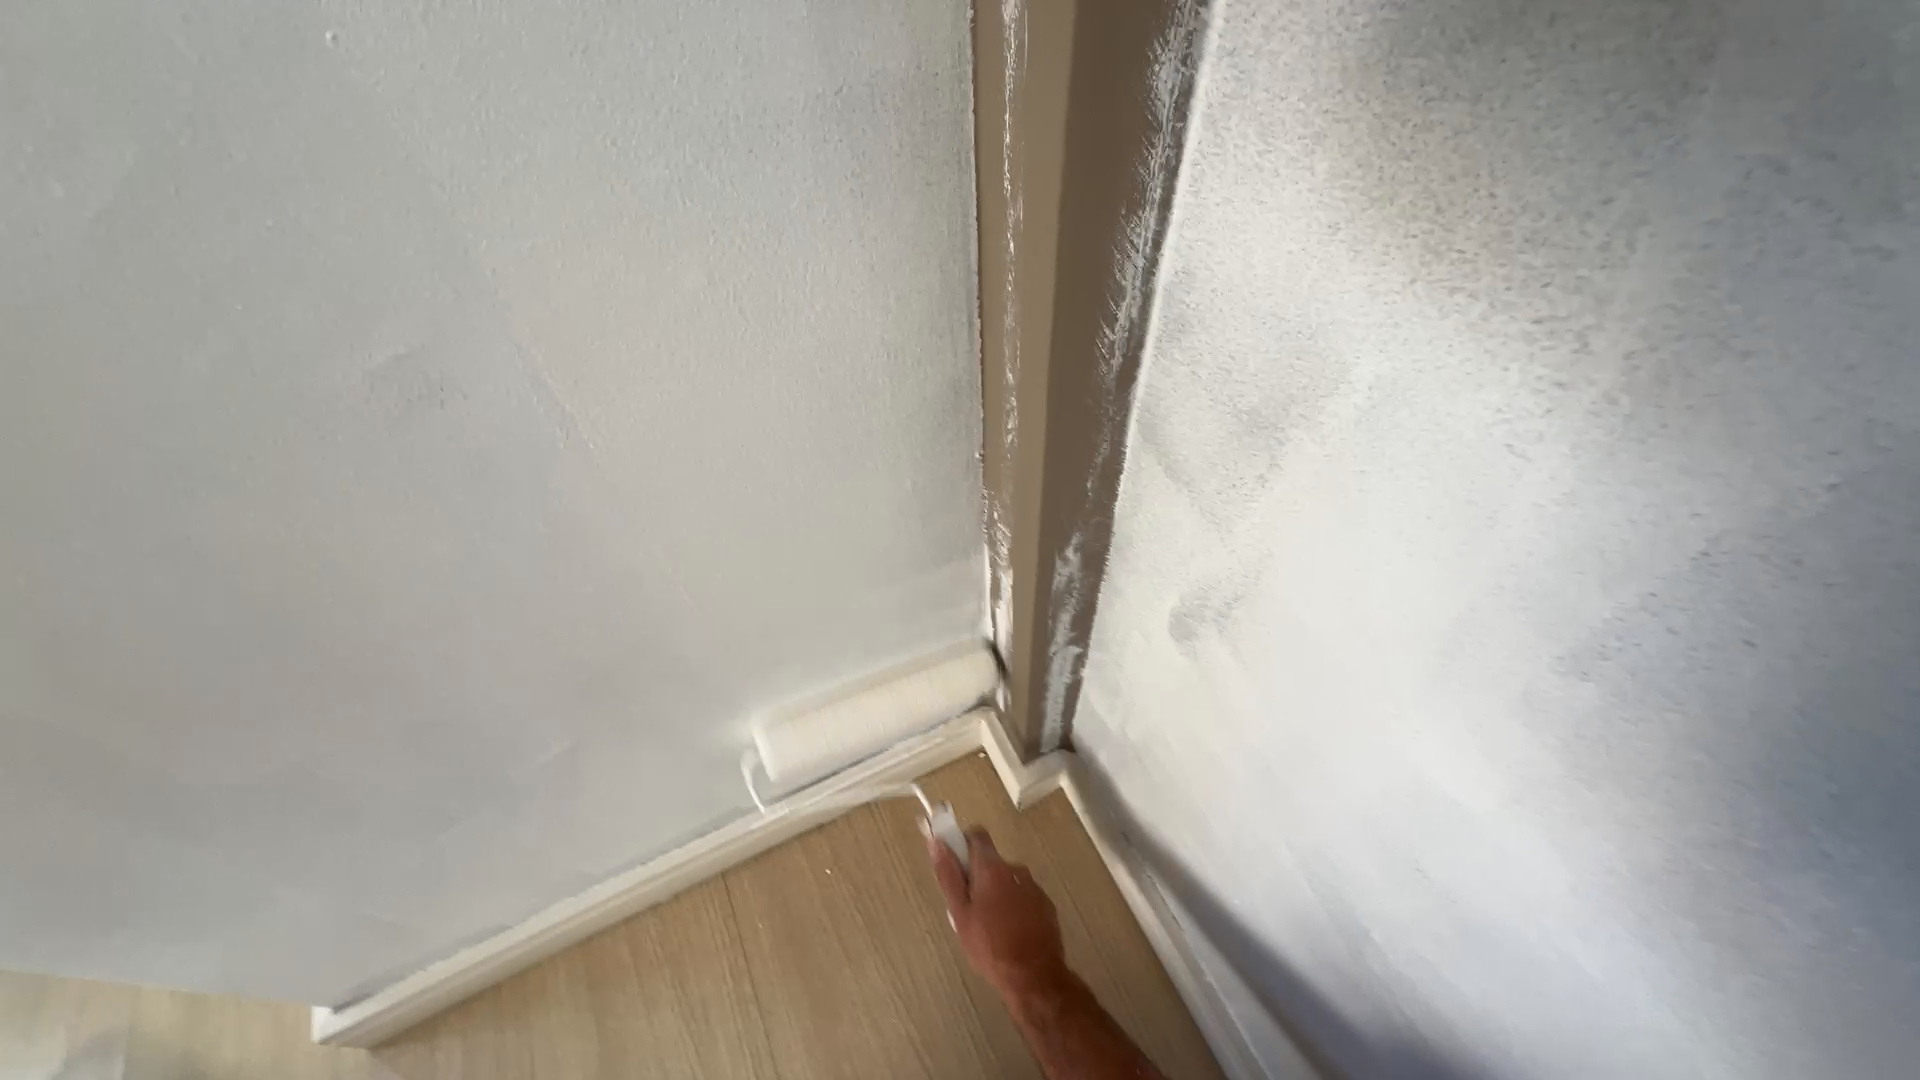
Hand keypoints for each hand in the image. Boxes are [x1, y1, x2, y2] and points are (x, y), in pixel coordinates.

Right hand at [927, 825, 1068, 1000]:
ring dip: (997, 894)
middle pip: (991, 862)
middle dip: (979, 879)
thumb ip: (948, 875)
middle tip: (969, 910)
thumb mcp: (960, 913)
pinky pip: (1024, 897)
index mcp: (992, 867)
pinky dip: (1015, 907)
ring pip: (1008, 881)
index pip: (976, 836)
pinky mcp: (1046, 905)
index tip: (955, 866)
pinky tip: (1011, 933)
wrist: (1033, 977)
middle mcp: (1016, 869)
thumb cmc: (989, 946)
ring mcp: (1034, 887)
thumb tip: (936, 841)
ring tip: (990, 928)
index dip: (963, 845)